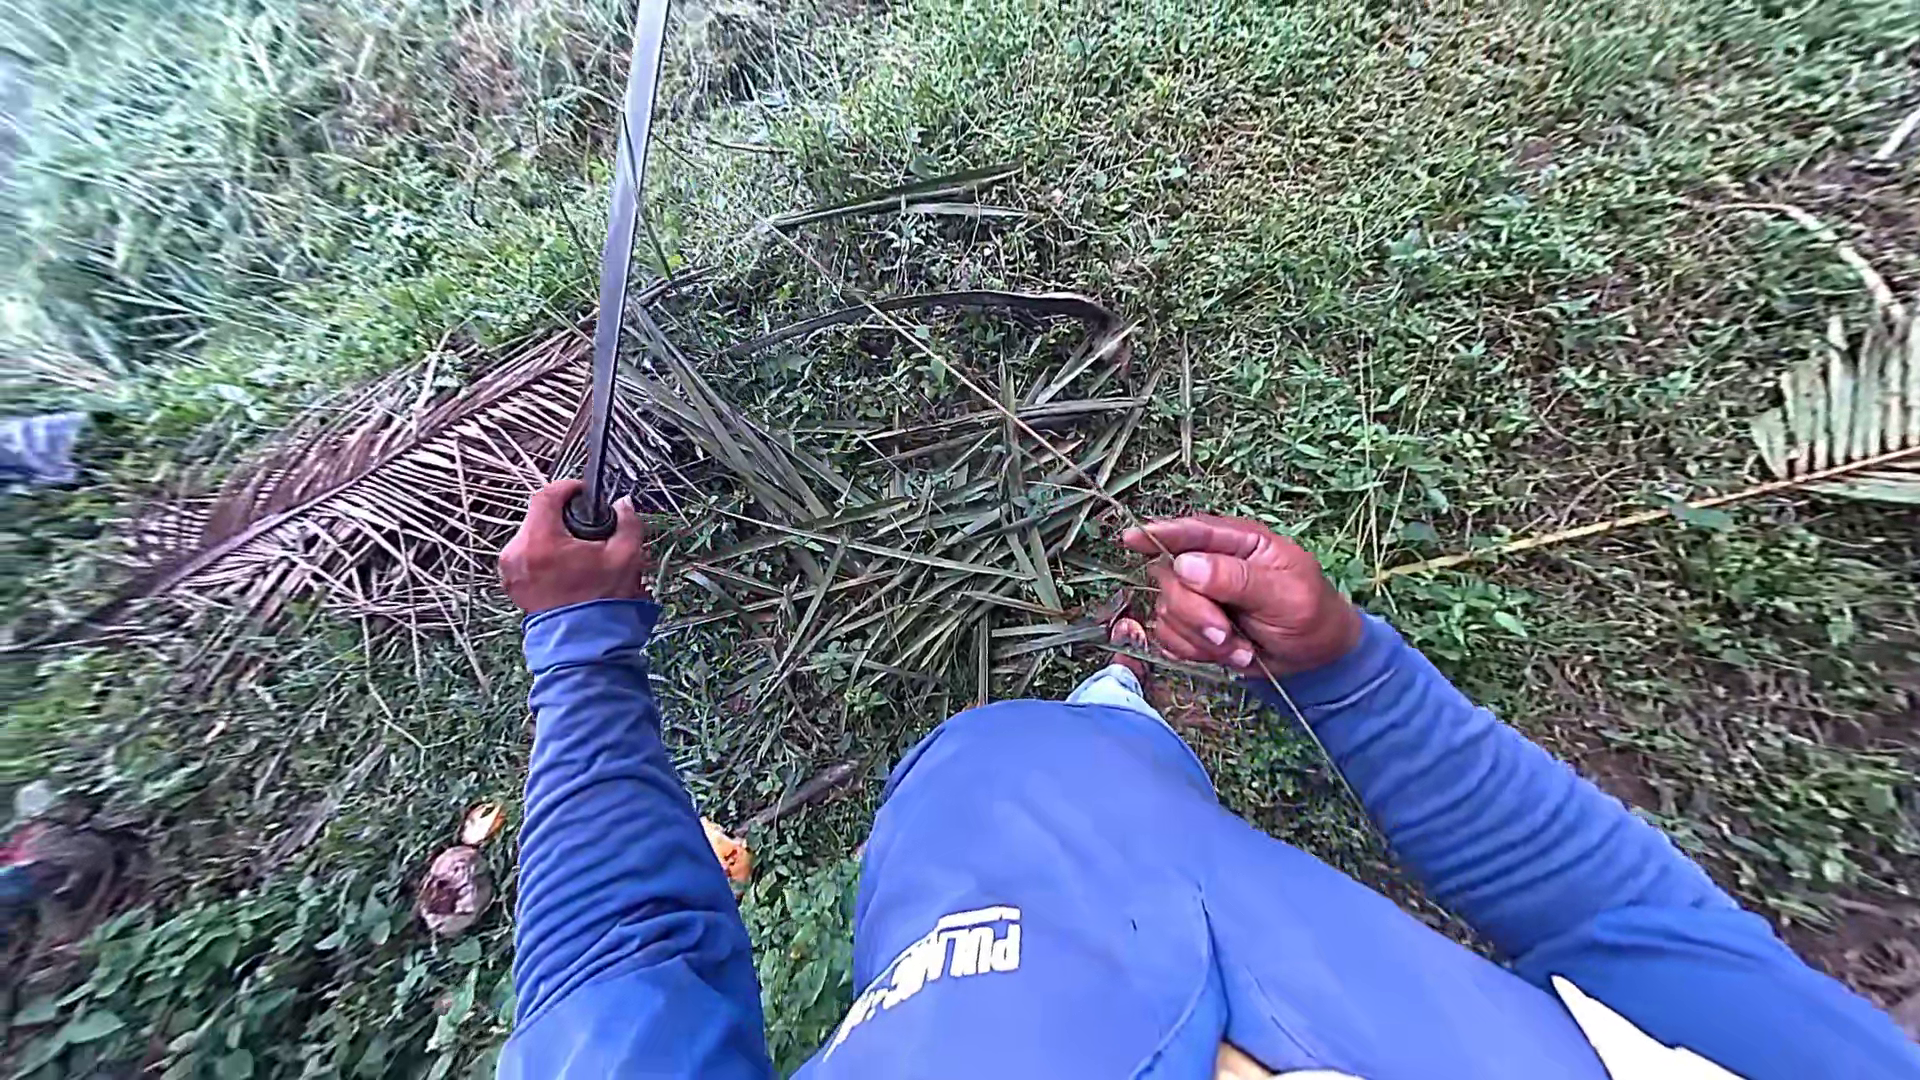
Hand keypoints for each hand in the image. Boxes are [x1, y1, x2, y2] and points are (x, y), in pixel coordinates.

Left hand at [499, 479, 650, 614]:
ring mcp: (510, 569)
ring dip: (555, 536)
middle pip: (538, 517)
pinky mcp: (511, 582)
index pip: (546, 496)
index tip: (582, 491)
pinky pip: (526, 556)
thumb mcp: (626, 556)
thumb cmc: (603, 600)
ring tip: (580, 551)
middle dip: (564, 517)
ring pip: (532, 536)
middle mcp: (517, 552)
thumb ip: (627, 524)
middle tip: (588, 527)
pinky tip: (567, 567)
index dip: (567, 488)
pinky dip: (545, 554)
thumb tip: (623, 505)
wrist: (585, 640)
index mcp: (542, 541)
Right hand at [1120, 515, 1360, 676]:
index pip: (1191, 531)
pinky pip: (1166, 635)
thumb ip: (1238, 578)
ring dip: (1200, 637)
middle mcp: (1209, 564)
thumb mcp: (1287, 595)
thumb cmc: (1311, 616)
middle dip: (1194, 612)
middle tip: (1225, 633)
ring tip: (1240, 647)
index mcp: (1237, 542)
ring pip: (1166, 610)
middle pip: (1170, 577)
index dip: (1159, 533)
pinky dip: (1193, 651)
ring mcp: (1195, 594)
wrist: (1314, 659)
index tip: (1132, 539)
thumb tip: (1185, 564)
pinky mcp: (1187, 625)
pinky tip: (1224, 653)